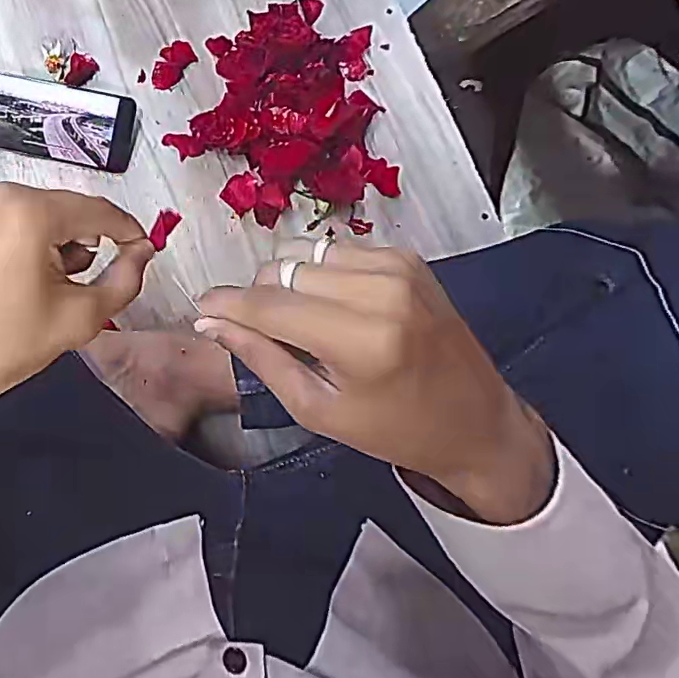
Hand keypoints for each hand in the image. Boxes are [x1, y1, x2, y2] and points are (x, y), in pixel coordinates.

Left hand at [0, 183, 154, 507]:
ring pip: (55, 215)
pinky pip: (30, 221)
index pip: (100, 211)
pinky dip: (48, 243)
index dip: (131, 231)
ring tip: (67, 287)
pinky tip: (45, 279)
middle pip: (77, 210)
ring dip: (73, 243)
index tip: (147, 250)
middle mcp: (5, 197)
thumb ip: (126, 278)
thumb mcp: (83, 315)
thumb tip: (143, 252)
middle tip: (114, 274)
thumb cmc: (5, 344)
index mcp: (30, 212)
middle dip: (100, 240)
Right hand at [196, 241, 555, 523]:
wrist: (477, 418)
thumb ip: (261, 359)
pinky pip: (335, 248)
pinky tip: (332, 303)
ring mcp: (397, 265)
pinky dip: (319, 271)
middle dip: (258, 296)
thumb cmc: (396, 429)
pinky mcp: (405, 255)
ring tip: (301, 318)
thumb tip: (211, 322)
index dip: (227, 305)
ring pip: (305, 251)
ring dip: (287, 280)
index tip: (201, 308)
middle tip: (263, 329)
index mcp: (362, 340)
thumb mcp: (319, 410)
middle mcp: (380, 290)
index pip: (270, 307)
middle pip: (282, 270)